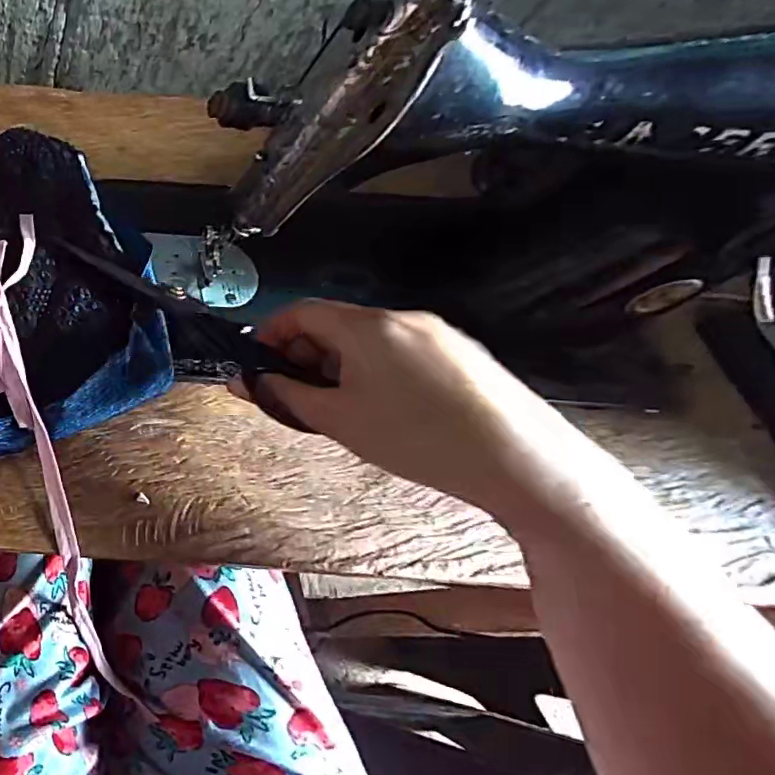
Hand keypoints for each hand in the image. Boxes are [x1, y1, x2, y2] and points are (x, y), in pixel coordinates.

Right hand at [232, 300, 608, 516]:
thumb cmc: (418, 439)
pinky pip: (399, 349)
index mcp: (367, 327)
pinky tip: (384, 407)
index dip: (269, 333)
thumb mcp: (337, 420)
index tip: (259, 364)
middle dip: (303, 352)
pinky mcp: (463, 354)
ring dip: (337, 362)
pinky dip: (373, 368)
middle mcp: (403, 318)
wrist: (527, 464)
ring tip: (340, 406)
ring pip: (367, 338)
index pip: (300, 311)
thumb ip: (284, 394)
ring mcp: (439, 334)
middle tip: (295, 392)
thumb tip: (247, 380)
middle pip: (334, 322)